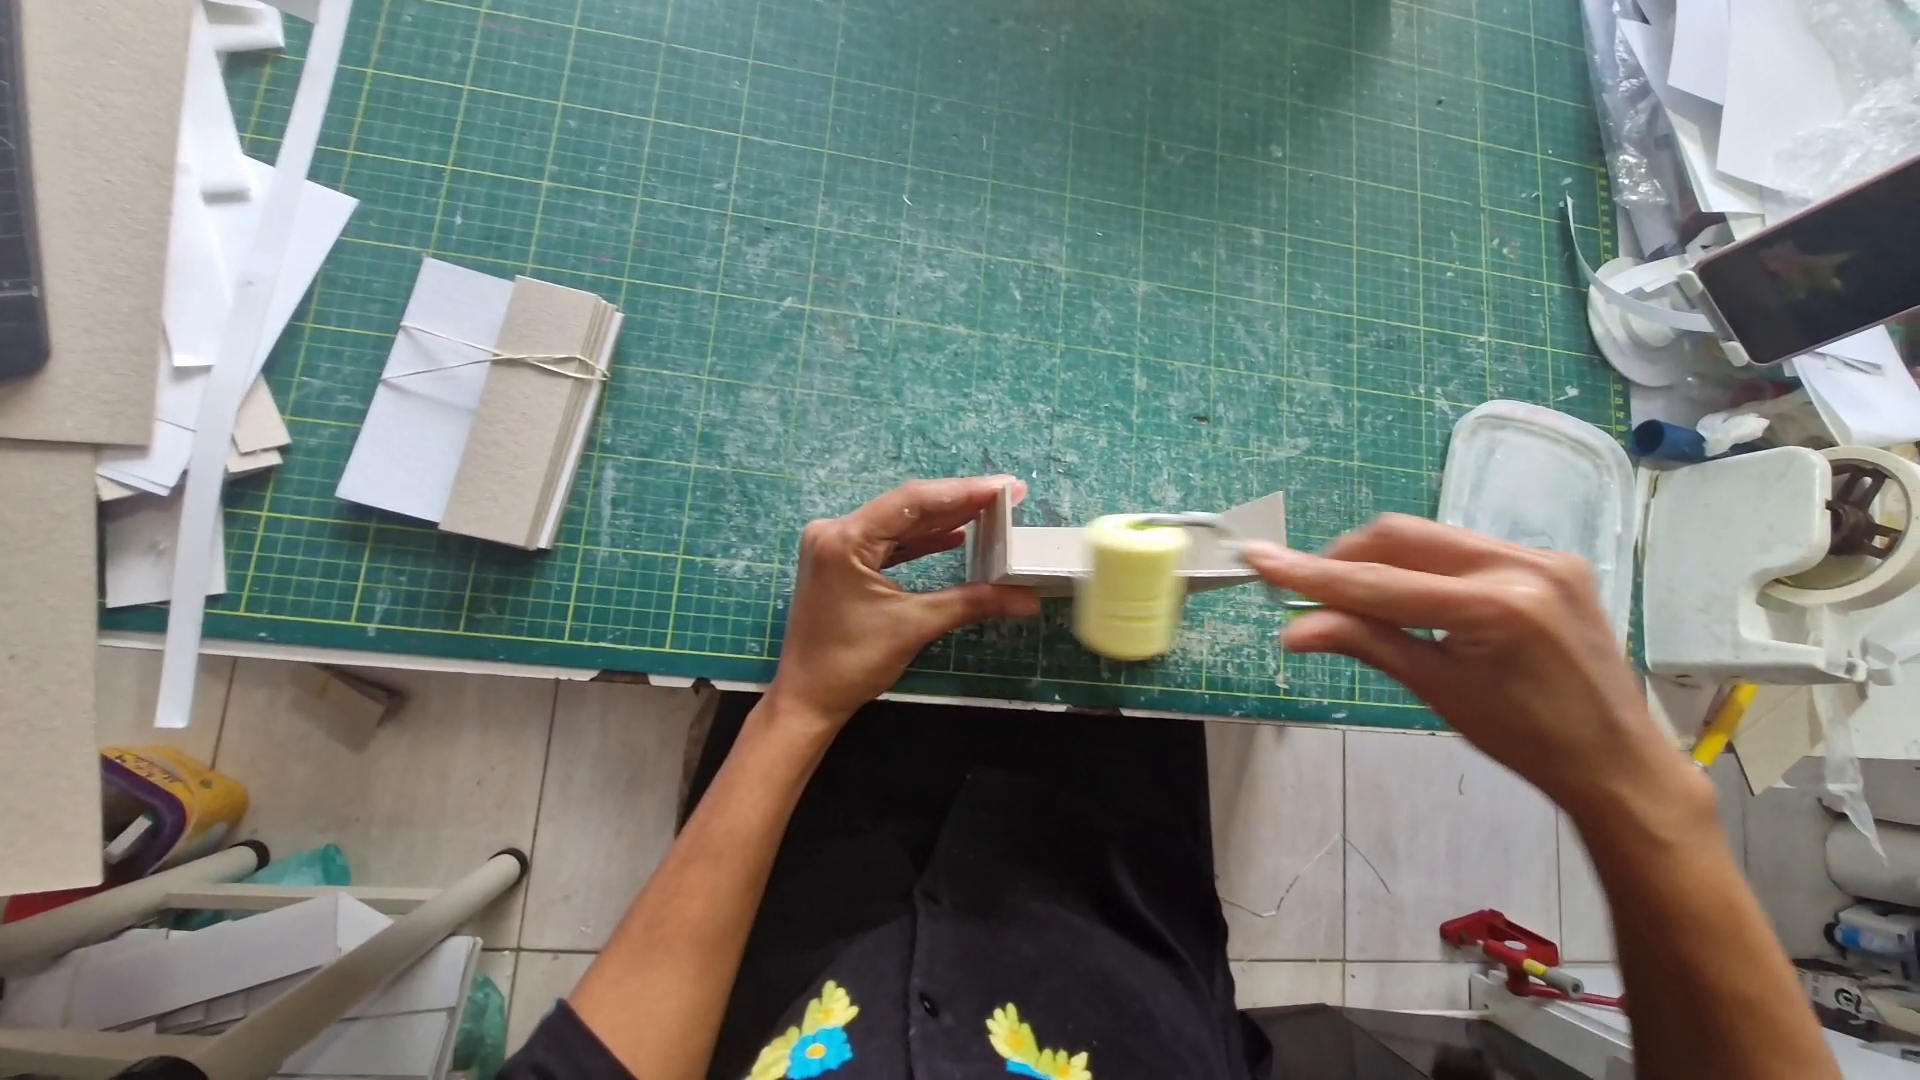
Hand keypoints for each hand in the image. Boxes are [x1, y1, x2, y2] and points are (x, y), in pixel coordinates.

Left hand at [768, 476, 1041, 729]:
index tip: (1006, 486)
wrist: (807, 700)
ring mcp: (835, 545)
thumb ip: (973, 602)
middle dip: (959, 501)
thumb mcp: (916, 626)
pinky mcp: (840, 562)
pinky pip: (887, 542)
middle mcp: (835, 531)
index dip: (964, 491)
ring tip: (989, 511)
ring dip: (942, 519)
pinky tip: (955, 534)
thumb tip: (1028, 599)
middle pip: (906, 507)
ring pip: (898, 523)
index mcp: (845, 539)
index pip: (913, 502)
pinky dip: (920, 540)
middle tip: (1007, 496)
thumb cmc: (852, 664)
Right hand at [1241, 515, 1695, 814]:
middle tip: (1310, 588)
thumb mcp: (1435, 689)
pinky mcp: (1552, 560)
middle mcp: (1521, 566)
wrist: (1618, 760)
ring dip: (1381, 559)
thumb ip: (1364, 642)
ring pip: (1429, 536)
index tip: (1261, 559)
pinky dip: (1422, 564)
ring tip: (1358, 597)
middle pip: (1400, 536)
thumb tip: (1293, 631)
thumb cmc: (1523, 739)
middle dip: (1344, 558)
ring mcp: (1542, 557)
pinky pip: (1462, 546)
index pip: (1378, 583)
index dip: (1311, 574)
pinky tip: (1413, 596)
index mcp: (1494, 608)